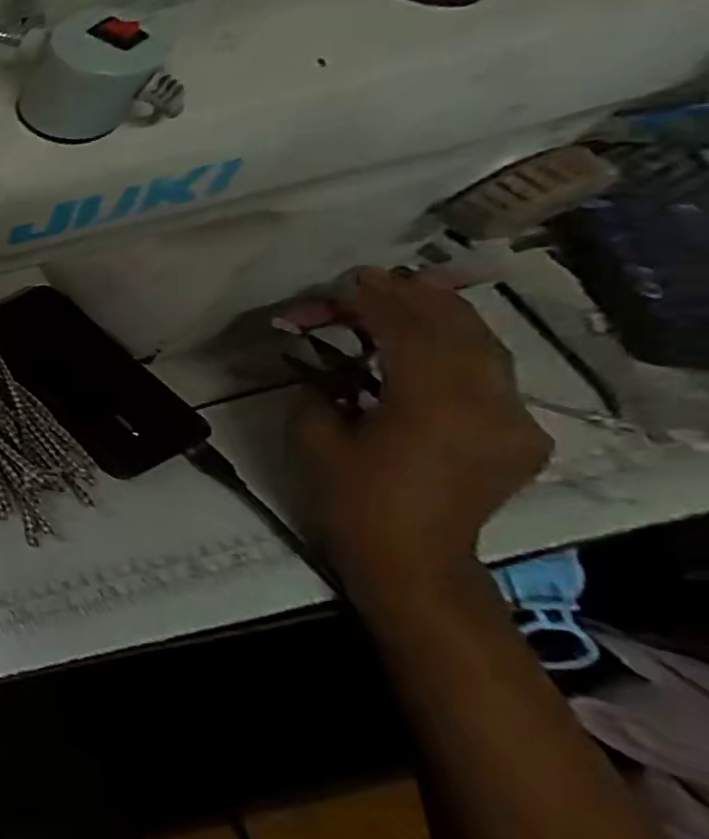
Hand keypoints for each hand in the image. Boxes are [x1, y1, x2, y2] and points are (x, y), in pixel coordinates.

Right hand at [296, 269, 551, 583]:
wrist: (411, 558)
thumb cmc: (353, 502)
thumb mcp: (316, 442)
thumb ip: (322, 395)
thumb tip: (329, 373)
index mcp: (431, 405)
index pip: (409, 333)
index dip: (375, 303)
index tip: (345, 285)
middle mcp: (487, 403)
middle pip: (457, 330)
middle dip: (412, 298)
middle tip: (372, 280)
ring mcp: (514, 418)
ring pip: (484, 347)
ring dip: (442, 317)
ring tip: (404, 296)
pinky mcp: (521, 433)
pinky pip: (492, 375)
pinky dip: (460, 349)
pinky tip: (432, 344)